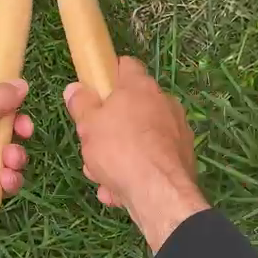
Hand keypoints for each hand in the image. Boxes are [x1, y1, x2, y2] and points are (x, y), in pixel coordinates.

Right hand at [64, 57, 207, 252]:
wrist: (158, 191)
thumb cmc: (119, 149)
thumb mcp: (88, 125)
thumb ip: (81, 104)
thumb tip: (75, 88)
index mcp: (140, 86)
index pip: (125, 65)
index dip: (107, 76)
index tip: (93, 93)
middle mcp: (164, 103)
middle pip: (130, 108)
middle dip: (108, 128)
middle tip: (93, 146)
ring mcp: (177, 131)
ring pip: (138, 139)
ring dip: (118, 156)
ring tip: (102, 177)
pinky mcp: (182, 158)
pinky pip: (150, 161)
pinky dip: (134, 173)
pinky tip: (117, 192)